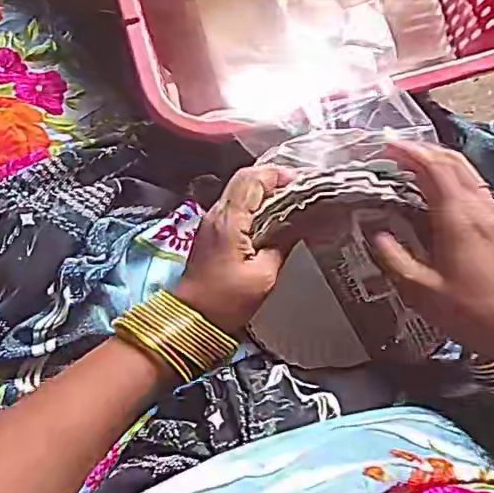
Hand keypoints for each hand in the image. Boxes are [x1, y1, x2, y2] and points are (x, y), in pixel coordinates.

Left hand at [171, 165, 293, 333]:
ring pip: (238, 190)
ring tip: (290, 200)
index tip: (301, 182)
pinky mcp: (212, 232)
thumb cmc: (226, 301)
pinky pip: (235, 206)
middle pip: (244, 179)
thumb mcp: (263, 275)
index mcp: (229, 220)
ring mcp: (212, 222)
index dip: (278, 175)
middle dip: (272, 178)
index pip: (252, 180)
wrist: (192, 317)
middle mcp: (216, 214)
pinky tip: (272, 216)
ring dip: (264, 190)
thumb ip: (282, 243)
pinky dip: (255, 204)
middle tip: (299, 188)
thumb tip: (301, 224)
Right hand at [368, 142, 493, 357]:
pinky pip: (473, 187)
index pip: (434, 168)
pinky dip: (452, 177)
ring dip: (439, 161)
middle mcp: (478, 208)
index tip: (386, 145)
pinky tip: (438, 190)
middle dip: (423, 150)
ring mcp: (493, 215)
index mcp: (457, 217)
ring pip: (466, 172)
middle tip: (395, 150)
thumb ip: (394, 258)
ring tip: (413, 164)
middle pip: (453, 162)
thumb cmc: (468, 311)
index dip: (409, 152)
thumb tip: (377, 234)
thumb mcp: (419, 290)